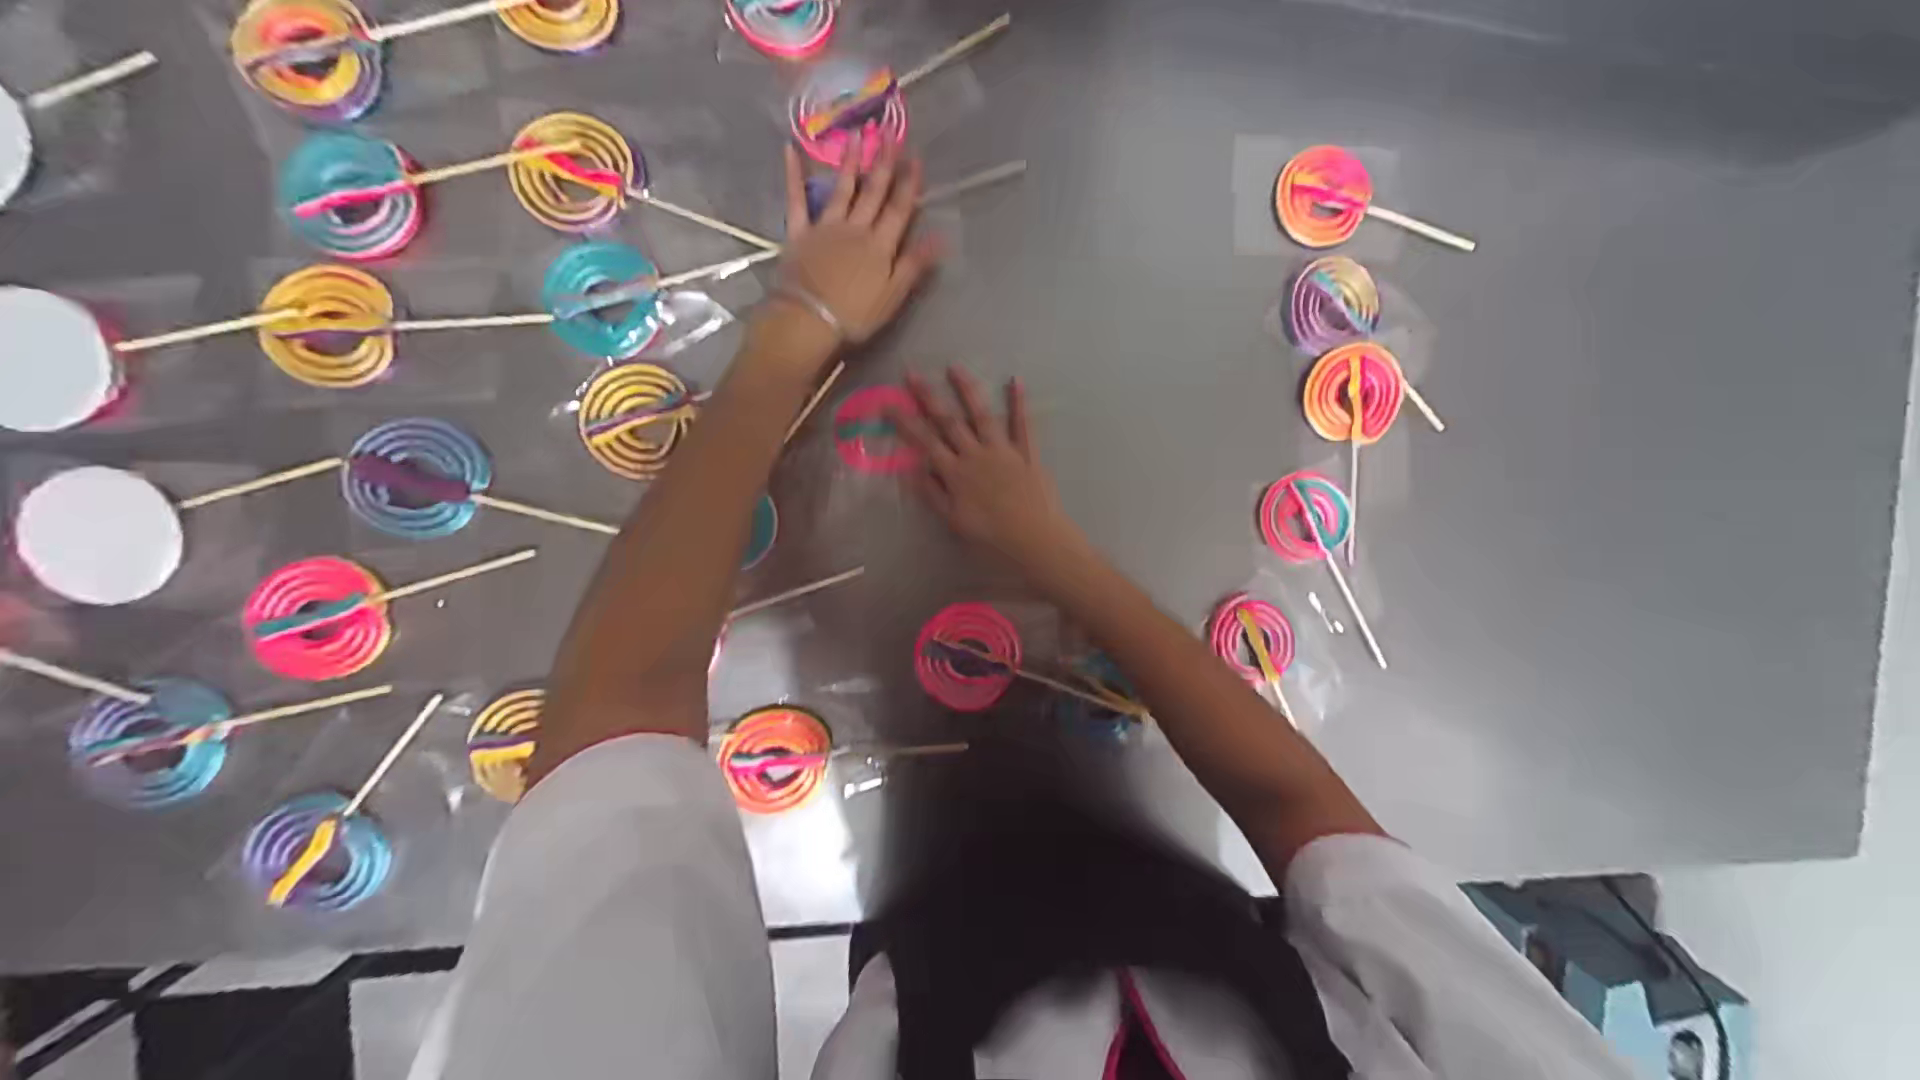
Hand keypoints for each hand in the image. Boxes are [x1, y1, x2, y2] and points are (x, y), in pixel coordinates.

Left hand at [776, 136, 941, 344]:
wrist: (809, 320)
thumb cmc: (855, 315)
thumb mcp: (893, 296)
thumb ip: (914, 264)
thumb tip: (940, 238)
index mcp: (880, 245)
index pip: (899, 209)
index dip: (908, 184)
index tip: (916, 157)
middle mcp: (856, 228)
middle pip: (873, 192)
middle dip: (884, 162)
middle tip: (889, 131)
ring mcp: (826, 227)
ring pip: (842, 188)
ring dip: (851, 161)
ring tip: (857, 133)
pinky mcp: (799, 233)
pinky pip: (796, 199)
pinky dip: (793, 175)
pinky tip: (790, 150)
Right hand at [895, 368, 1085, 571]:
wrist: (1035, 540)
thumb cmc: (991, 537)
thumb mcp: (954, 521)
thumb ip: (933, 493)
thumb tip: (912, 469)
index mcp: (955, 473)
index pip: (925, 442)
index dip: (905, 422)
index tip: (888, 403)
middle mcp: (976, 455)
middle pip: (949, 421)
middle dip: (928, 397)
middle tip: (912, 374)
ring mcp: (1003, 451)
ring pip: (982, 415)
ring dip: (967, 390)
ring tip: (954, 368)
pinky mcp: (1027, 454)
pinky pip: (1022, 425)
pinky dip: (1018, 403)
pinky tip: (1015, 381)